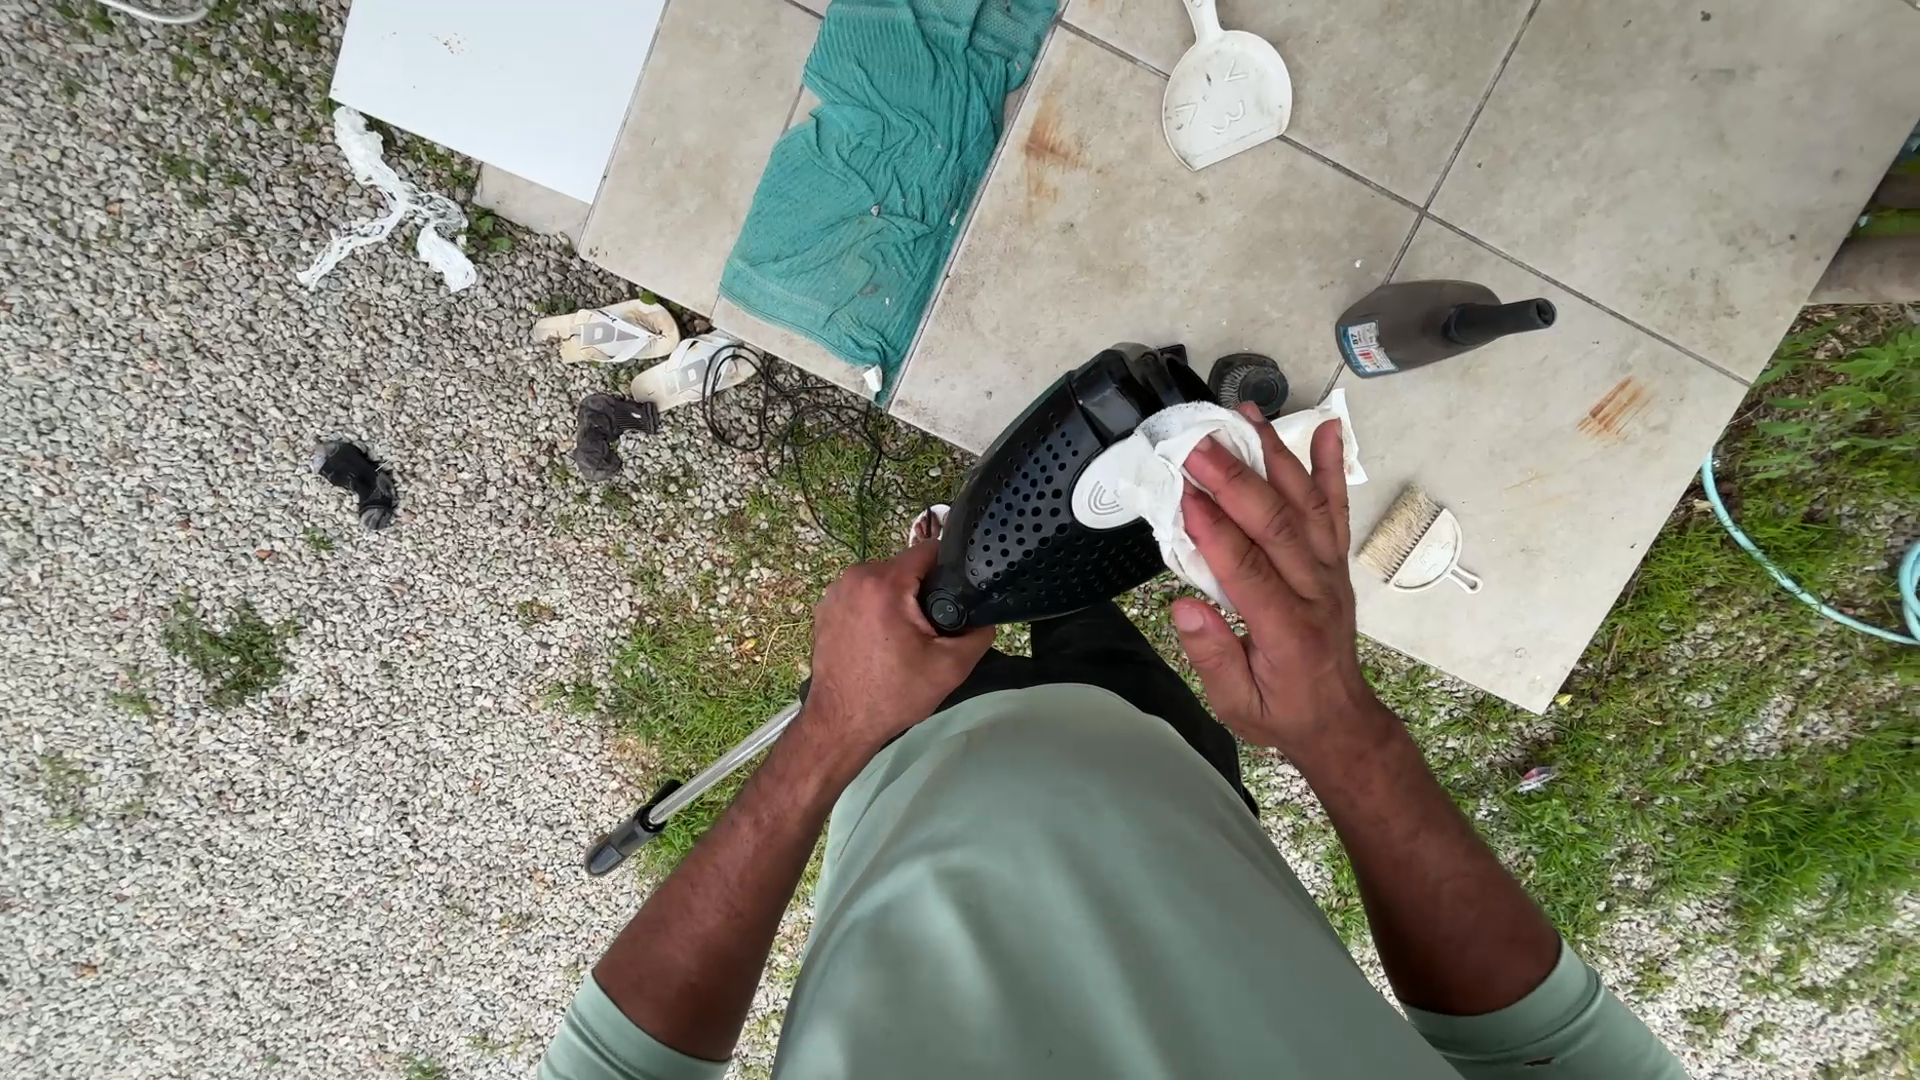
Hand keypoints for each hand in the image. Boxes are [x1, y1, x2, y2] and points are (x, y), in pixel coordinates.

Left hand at [803, 541, 994, 754]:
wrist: (841, 723)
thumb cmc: (893, 694)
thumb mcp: (950, 667)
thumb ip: (979, 633)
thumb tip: (987, 616)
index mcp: (884, 582)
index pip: (928, 549)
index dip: (950, 567)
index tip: (957, 593)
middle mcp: (855, 577)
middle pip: (905, 566)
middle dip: (923, 590)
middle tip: (932, 627)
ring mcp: (836, 591)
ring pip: (884, 580)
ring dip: (899, 600)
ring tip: (907, 637)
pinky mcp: (825, 607)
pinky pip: (863, 595)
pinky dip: (876, 609)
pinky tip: (882, 640)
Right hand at [1169, 404, 1381, 755]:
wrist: (1340, 720)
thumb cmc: (1281, 712)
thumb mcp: (1236, 704)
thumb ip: (1212, 655)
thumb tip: (1184, 606)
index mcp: (1288, 629)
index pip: (1248, 567)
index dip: (1214, 527)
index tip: (1182, 490)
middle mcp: (1316, 591)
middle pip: (1276, 523)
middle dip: (1234, 478)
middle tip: (1197, 443)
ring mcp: (1330, 571)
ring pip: (1304, 504)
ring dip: (1273, 455)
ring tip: (1244, 415)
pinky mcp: (1335, 562)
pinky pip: (1334, 509)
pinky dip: (1329, 466)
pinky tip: (1325, 428)